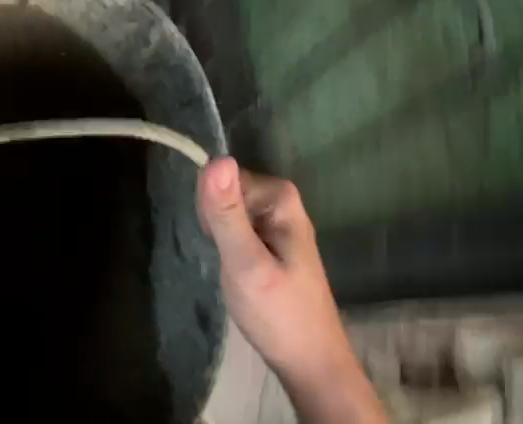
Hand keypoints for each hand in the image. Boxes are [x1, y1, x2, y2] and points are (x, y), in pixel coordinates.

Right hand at [198, 158, 385, 423]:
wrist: (310, 364)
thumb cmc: (279, 314)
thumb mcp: (245, 264)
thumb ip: (227, 214)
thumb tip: (215, 159)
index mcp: (280, 196)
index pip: (222, 179)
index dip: (212, 211)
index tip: (221, 245)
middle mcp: (281, 200)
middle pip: (226, 192)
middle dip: (217, 225)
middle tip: (232, 263)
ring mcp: (278, 220)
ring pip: (228, 211)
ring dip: (223, 239)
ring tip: (238, 271)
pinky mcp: (272, 239)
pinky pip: (237, 227)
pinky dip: (231, 248)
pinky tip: (242, 273)